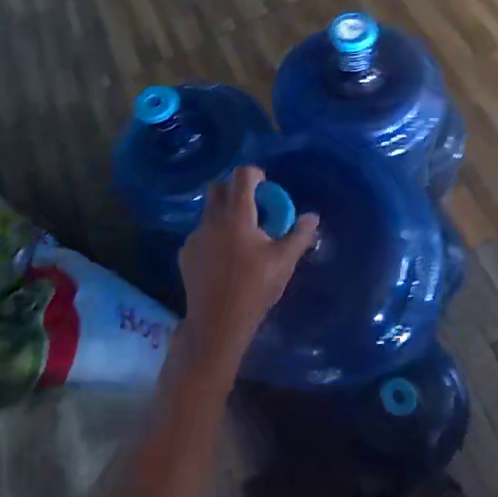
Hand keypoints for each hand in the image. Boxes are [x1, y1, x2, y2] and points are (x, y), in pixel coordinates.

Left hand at [177, 167, 318, 373]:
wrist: (218, 322)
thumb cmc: (255, 288)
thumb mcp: (284, 261)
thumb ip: (299, 235)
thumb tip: (313, 217)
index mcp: (237, 215)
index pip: (242, 176)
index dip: (255, 174)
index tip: (265, 185)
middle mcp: (211, 220)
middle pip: (218, 188)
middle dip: (235, 190)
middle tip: (253, 208)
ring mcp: (194, 237)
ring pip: (208, 213)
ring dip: (223, 215)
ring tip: (240, 239)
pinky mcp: (185, 254)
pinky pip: (200, 235)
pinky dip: (212, 238)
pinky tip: (223, 261)